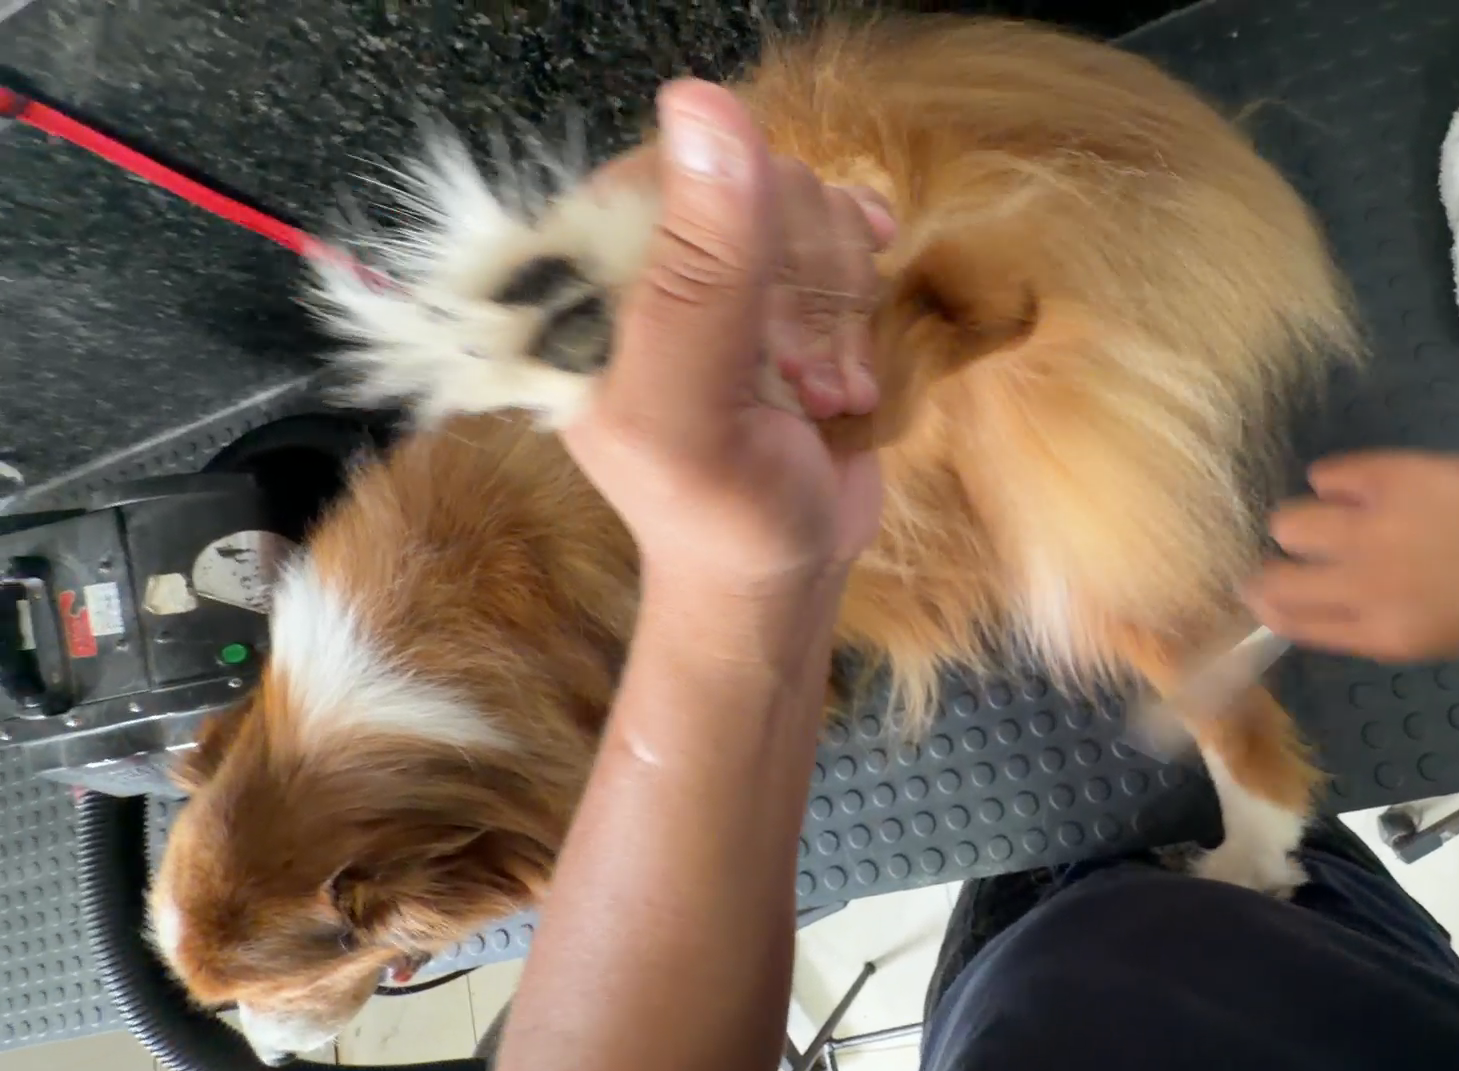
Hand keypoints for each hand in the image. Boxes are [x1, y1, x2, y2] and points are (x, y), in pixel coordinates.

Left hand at [561, 79, 892, 615]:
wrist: (782, 574)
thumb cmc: (725, 518)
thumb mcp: (695, 410)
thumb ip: (698, 273)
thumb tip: (708, 103)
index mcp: (591, 286)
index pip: (669, 174)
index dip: (743, 240)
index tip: (773, 339)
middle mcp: (654, 272)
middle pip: (753, 188)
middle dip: (803, 290)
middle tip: (802, 384)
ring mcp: (729, 287)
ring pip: (808, 215)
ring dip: (839, 310)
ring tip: (827, 394)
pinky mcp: (788, 307)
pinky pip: (842, 249)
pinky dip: (862, 307)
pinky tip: (855, 365)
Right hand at [1243, 452, 1458, 661]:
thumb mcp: (1431, 637)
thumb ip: (1359, 625)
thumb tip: (1301, 602)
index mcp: (1380, 633)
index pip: (1284, 620)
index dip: (1265, 602)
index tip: (1267, 589)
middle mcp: (1367, 585)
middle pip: (1270, 577)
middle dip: (1270, 568)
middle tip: (1293, 555)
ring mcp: (1375, 528)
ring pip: (1287, 521)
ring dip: (1304, 521)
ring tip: (1336, 517)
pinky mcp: (1389, 477)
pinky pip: (1325, 474)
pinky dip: (1337, 481)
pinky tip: (1366, 488)